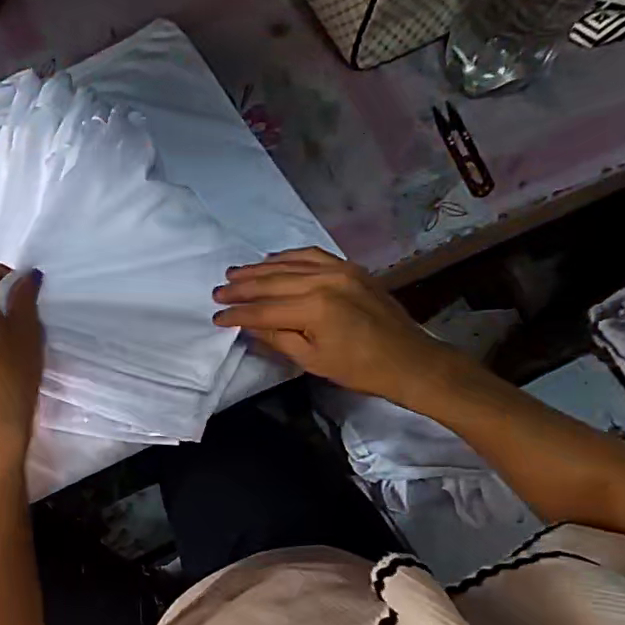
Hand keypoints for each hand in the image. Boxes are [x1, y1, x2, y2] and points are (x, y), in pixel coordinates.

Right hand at [213, 247, 466, 405]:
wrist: (408, 360)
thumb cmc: (359, 369)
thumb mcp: (311, 360)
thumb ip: (277, 338)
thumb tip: (250, 325)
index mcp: (314, 309)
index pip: (264, 310)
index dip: (237, 315)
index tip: (216, 318)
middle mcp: (324, 281)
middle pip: (272, 282)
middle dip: (241, 288)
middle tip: (218, 291)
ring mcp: (339, 270)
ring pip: (289, 264)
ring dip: (259, 269)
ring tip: (235, 273)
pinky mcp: (351, 268)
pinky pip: (312, 255)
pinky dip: (288, 257)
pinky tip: (272, 261)